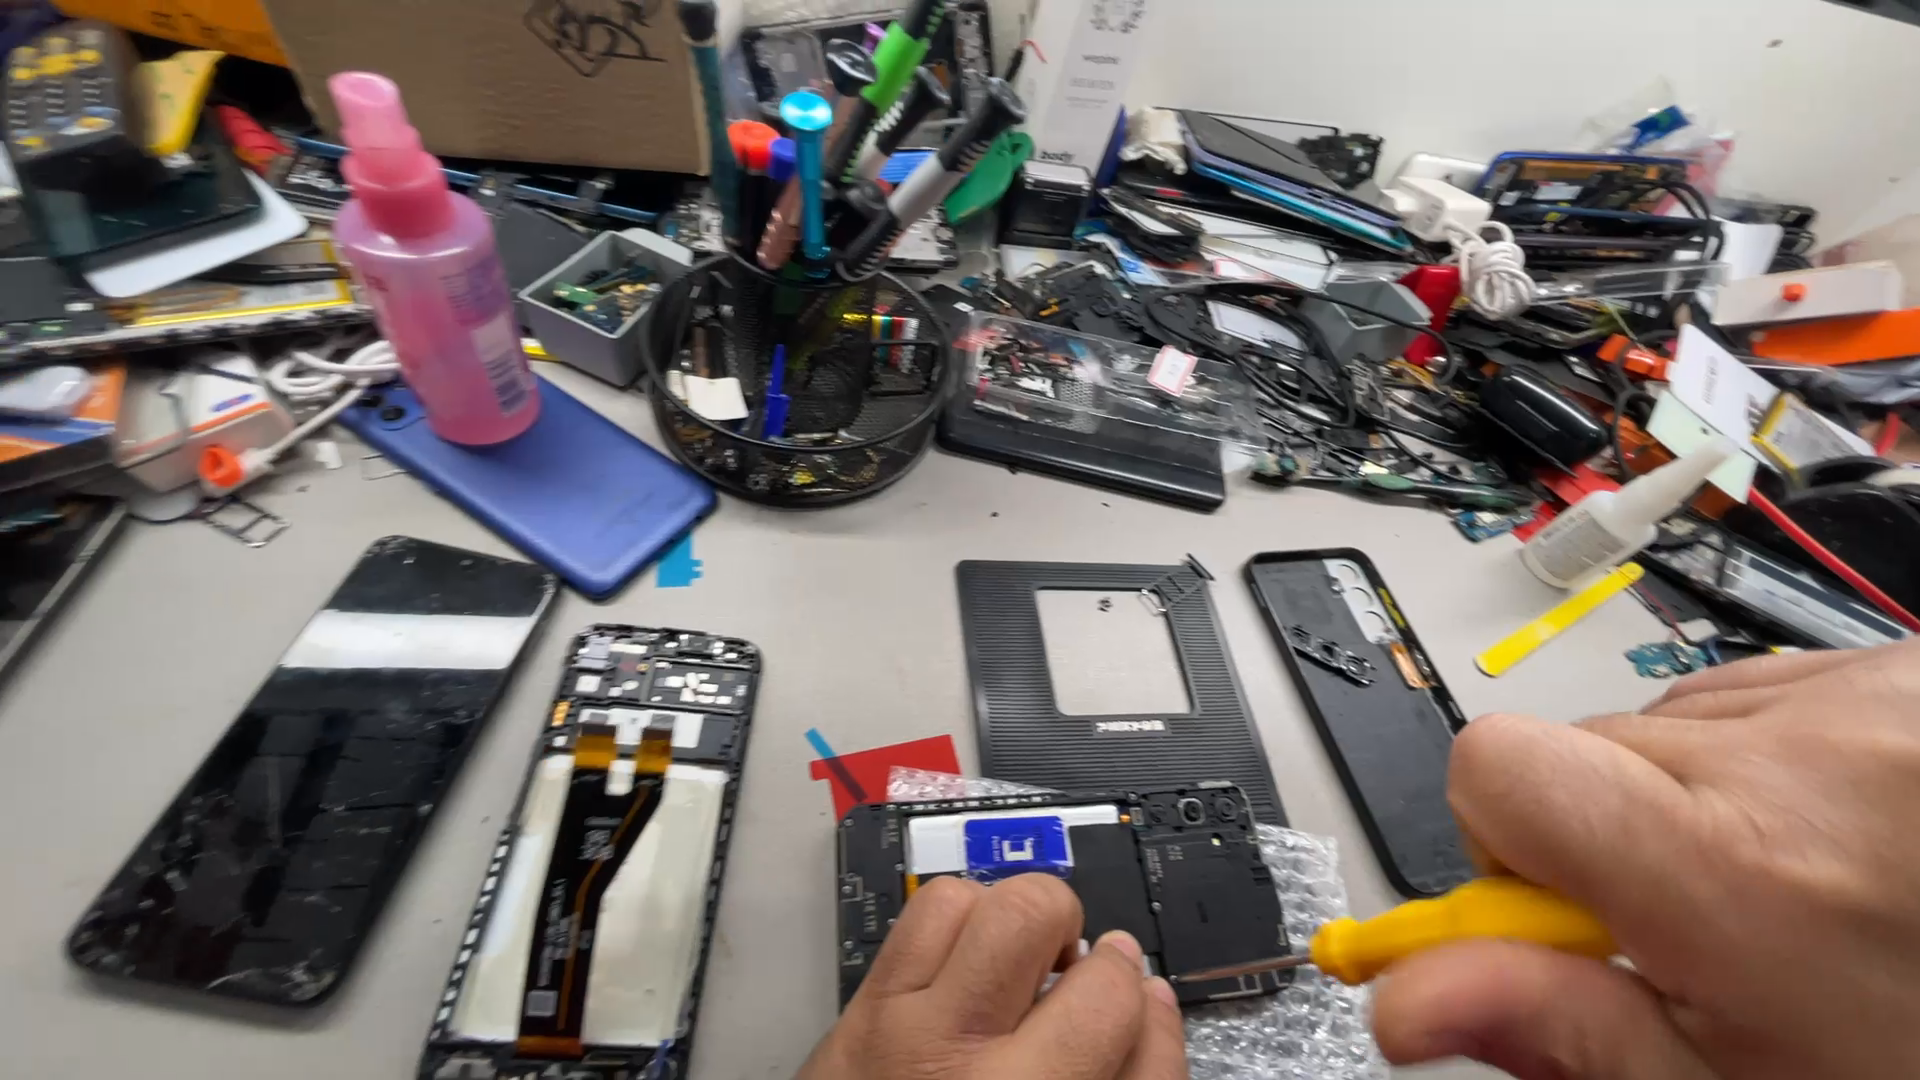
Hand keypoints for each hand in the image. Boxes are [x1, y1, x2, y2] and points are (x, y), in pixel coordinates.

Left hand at [797, 873, 1187, 1079]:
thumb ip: (1142, 1075)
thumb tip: (1149, 991)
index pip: (1110, 997)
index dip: (1129, 983)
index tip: (1120, 987)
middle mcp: (963, 1063)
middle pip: (1029, 914)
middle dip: (1064, 923)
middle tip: (1063, 969)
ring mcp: (900, 1025)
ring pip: (965, 899)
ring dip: (1001, 919)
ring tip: (1010, 966)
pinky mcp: (864, 1008)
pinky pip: (918, 915)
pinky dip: (953, 921)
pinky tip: (965, 968)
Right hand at [1373, 640, 1919, 1079]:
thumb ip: (1560, 1031)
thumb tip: (1403, 999)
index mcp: (1753, 870)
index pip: (1496, 766)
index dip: (1496, 835)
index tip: (1560, 905)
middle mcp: (1815, 751)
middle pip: (1571, 750)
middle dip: (1606, 839)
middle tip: (1714, 931)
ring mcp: (1873, 692)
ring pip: (1652, 729)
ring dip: (1690, 806)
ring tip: (1810, 888)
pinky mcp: (1897, 666)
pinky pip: (1739, 703)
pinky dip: (1760, 773)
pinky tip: (1847, 840)